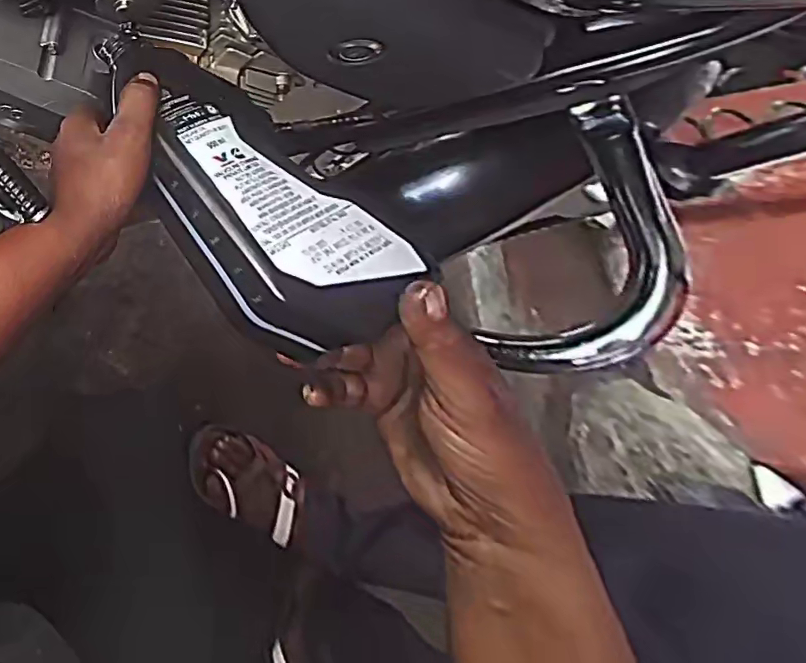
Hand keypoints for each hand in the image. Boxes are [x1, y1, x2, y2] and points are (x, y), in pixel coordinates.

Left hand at [43, 73, 159, 262]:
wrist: (85, 235)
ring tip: (142, 170)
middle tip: (145, 145)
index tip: (142, 113)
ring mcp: (73, 173)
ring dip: (125, 164)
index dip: (124, 105)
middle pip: (105, 131)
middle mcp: (69, 147)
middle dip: (126, 137)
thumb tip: (144, 80)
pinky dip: (122, 187)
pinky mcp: (82, 196)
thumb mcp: (130, 135)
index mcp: (75, 125)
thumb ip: (138, 103)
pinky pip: (107, 184)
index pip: (100, 101)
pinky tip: (136, 194)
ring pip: (106, 159)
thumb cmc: (99, 190)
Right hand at [301, 282, 577, 560]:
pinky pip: (343, 386)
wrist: (489, 522)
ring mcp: (398, 380)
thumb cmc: (502, 458)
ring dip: (323, 357)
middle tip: (302, 325)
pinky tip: (316, 391)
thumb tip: (424, 290)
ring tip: (302, 361)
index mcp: (443, 339)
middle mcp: (417, 354)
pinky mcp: (381, 404)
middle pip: (362, 325)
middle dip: (331, 324)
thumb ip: (438, 340)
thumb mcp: (467, 392)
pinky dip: (325, 386)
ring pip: (348, 353)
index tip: (327, 284)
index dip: (361, 288)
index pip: (396, 299)